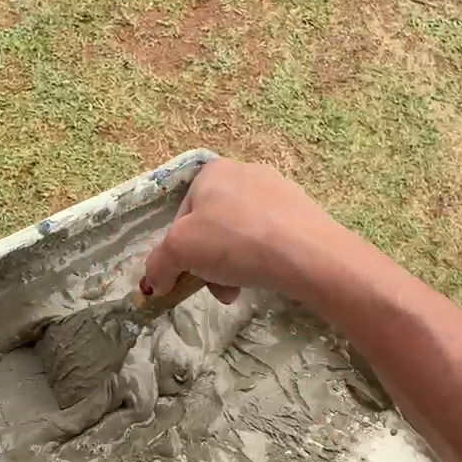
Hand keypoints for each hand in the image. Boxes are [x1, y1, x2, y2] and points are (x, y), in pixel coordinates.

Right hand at [142, 158, 341, 304]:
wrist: (305, 254)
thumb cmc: (233, 242)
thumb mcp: (178, 251)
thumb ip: (158, 264)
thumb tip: (156, 281)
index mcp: (211, 172)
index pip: (181, 216)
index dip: (178, 251)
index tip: (188, 276)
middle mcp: (244, 172)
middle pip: (210, 227)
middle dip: (207, 262)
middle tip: (215, 288)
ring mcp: (277, 190)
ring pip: (238, 235)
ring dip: (230, 266)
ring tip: (238, 289)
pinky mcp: (301, 212)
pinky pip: (267, 238)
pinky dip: (259, 259)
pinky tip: (264, 277)